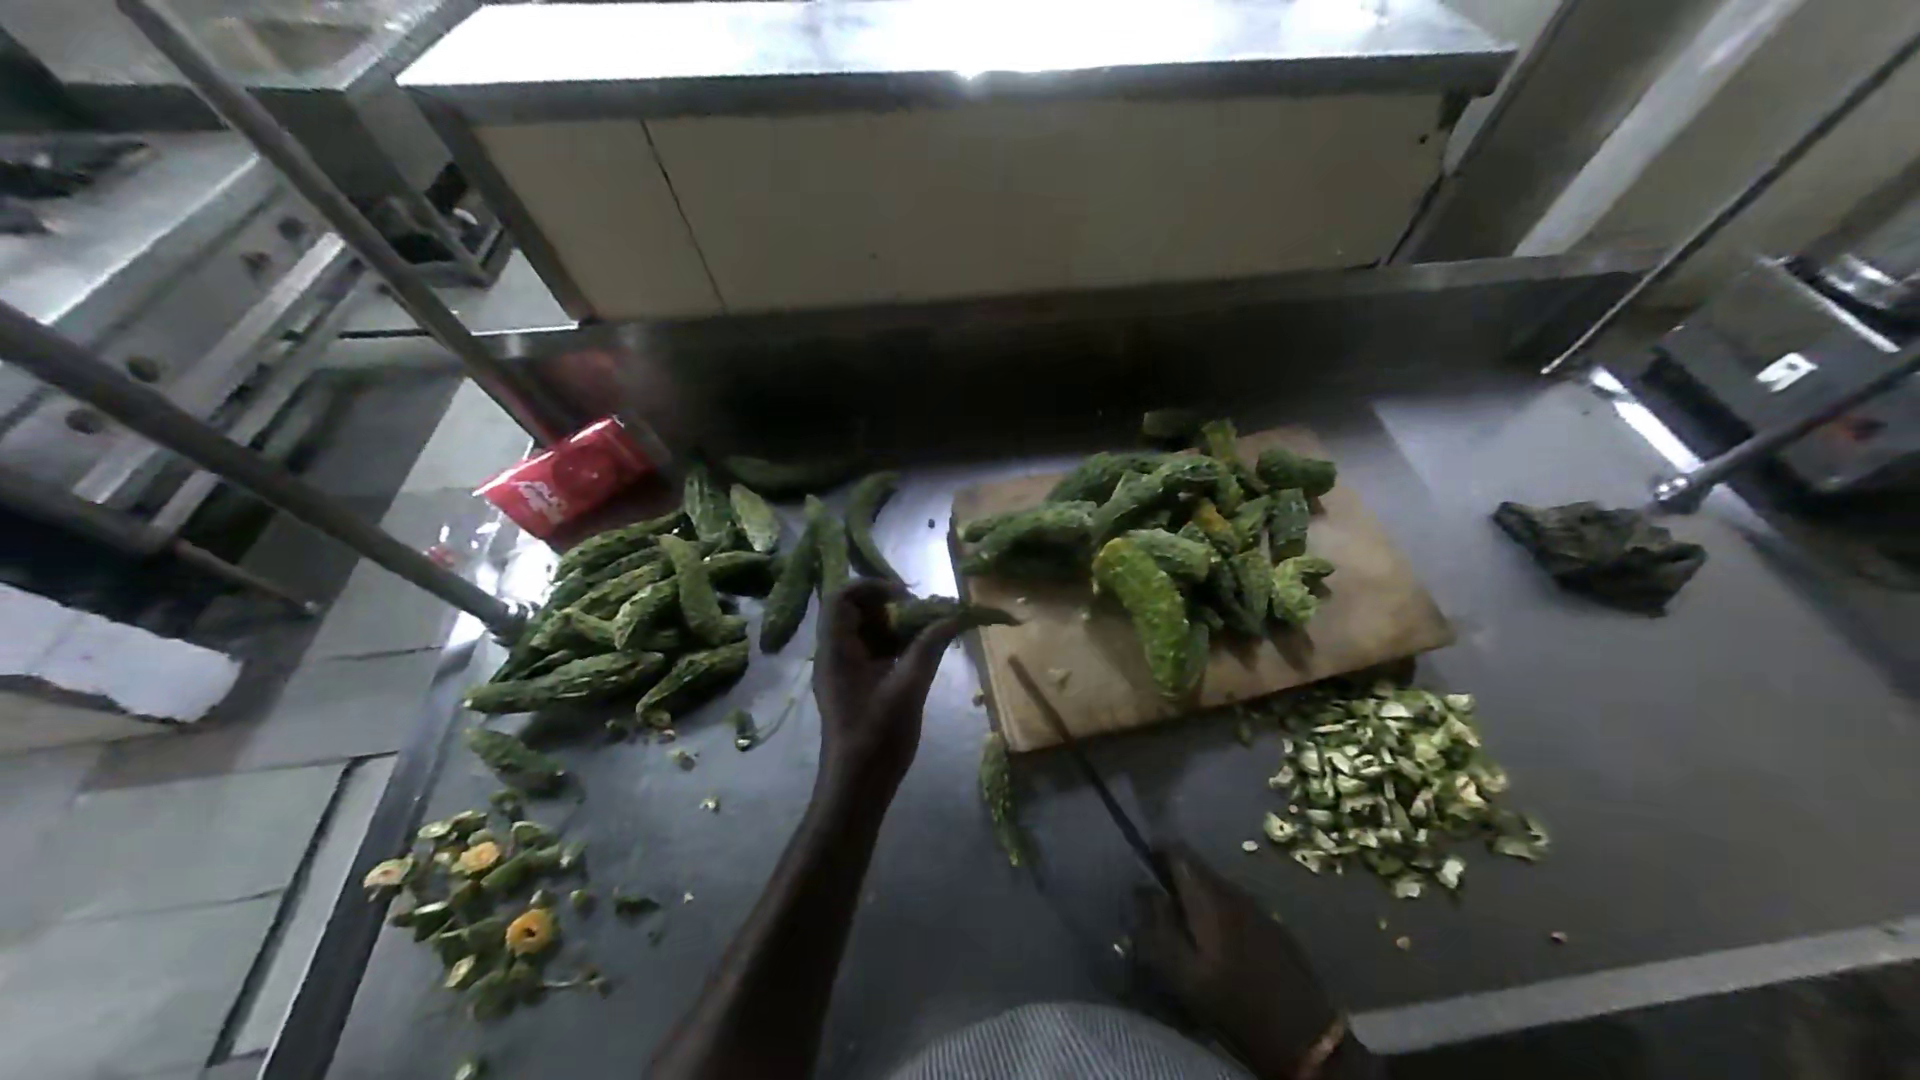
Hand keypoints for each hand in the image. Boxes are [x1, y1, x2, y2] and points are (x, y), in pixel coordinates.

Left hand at [813, 580, 964, 797]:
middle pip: (854, 610)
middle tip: (921, 615)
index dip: (872, 586)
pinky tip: (921, 653)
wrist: (857, 787)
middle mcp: (834, 654)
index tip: (907, 595)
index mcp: (835, 650)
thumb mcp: (908, 688)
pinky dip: (895, 644)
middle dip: (889, 605)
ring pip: (866, 630)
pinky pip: (872, 650)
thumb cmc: (876, 738)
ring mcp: (845, 671)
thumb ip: (930, 647)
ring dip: (895, 625)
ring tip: (926, 632)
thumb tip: (954, 614)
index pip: (840, 597)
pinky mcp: (857, 685)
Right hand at [1137, 845, 1352, 1079]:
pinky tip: (1219, 941)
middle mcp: (1234, 890)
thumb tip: (1143, 889)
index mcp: (1209, 897)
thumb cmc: (1236, 1006)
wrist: (1306, 1038)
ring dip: (1197, 896)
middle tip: (1157, 903)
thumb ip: (1159, 926)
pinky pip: (1235, 904)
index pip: (1177, 850)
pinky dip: (1219, 911)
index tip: (1140, 867)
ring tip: (1185, 924)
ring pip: (1216, 887)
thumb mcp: (1184, 974)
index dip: (1155, 851)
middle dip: (1173, 877)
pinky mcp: (1274, 925)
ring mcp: (1258, 906)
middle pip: (1197, 868)